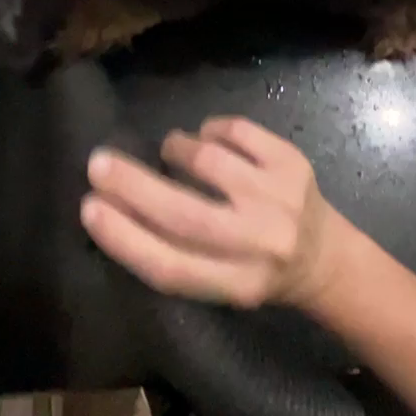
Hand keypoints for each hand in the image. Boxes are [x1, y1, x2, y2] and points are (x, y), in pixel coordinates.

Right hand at [80, 116, 349, 309]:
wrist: (326, 258)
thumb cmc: (256, 271)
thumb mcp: (219, 282)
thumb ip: (175, 253)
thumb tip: (112, 205)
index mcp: (238, 287)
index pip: (171, 266)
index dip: (124, 238)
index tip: (88, 208)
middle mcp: (262, 244)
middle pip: (185, 214)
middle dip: (133, 186)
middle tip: (98, 162)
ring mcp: (281, 199)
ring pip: (209, 161)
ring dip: (176, 149)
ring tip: (171, 151)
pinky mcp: (293, 162)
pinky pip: (236, 130)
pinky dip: (211, 129)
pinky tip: (207, 139)